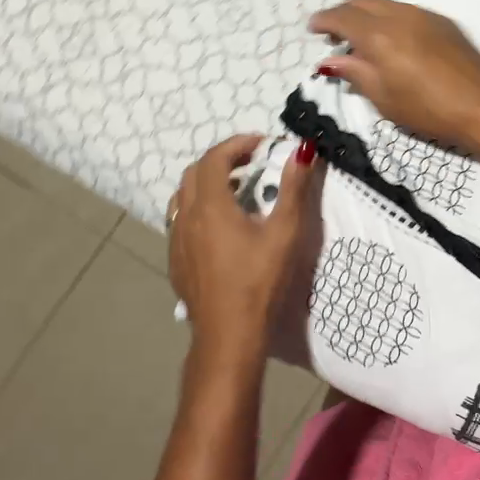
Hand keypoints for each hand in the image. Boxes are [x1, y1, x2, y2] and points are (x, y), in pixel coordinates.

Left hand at [167, 134, 322, 356]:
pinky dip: (200, 210)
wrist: (229, 336)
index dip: (237, 144)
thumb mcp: (286, 232)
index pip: (215, 158)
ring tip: (237, 193)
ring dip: (208, 185)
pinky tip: (222, 230)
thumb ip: (295, 188)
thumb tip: (303, 150)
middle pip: (195, 173)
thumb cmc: (261, 281)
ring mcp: (176, 242)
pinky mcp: (176, 263)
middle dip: (222, 161)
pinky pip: (181, 222)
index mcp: (211, 206)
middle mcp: (186, 218)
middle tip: (252, 164)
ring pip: (183, 198)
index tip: (262, 143)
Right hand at [308, 0, 479, 150]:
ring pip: (385, 3)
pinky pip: (406, 11)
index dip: (323, 21)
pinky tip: (396, 46)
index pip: (341, 16)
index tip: (313, 30)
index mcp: (379, 35)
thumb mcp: (383, 98)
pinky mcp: (444, 22)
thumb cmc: (427, 109)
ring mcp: (425, 15)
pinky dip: (390, 20)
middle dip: (344, 15)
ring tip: (366, 45)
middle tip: (336, 39)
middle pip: (361, 1)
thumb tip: (331, 60)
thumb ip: (355, 72)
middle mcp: (400, 15)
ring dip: (368, 17)